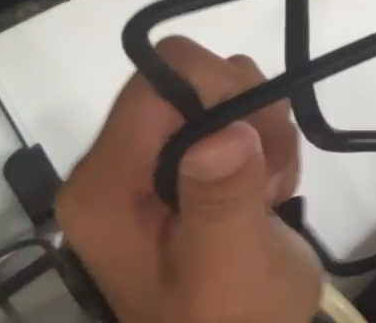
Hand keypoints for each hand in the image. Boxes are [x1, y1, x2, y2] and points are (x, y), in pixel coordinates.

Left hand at [58, 36, 321, 322]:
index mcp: (107, 185)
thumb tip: (222, 133)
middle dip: (248, 111)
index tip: (253, 141)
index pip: (160, 78)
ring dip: (265, 127)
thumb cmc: (234, 319)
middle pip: (194, 75)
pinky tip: (267, 189)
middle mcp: (120, 163)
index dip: (218, 91)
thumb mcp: (229, 268)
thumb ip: (222, 201)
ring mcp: (154, 161)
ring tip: (268, 190)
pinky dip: (268, 139)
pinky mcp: (188, 160)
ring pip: (224, 87)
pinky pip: (238, 109)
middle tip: (265, 174)